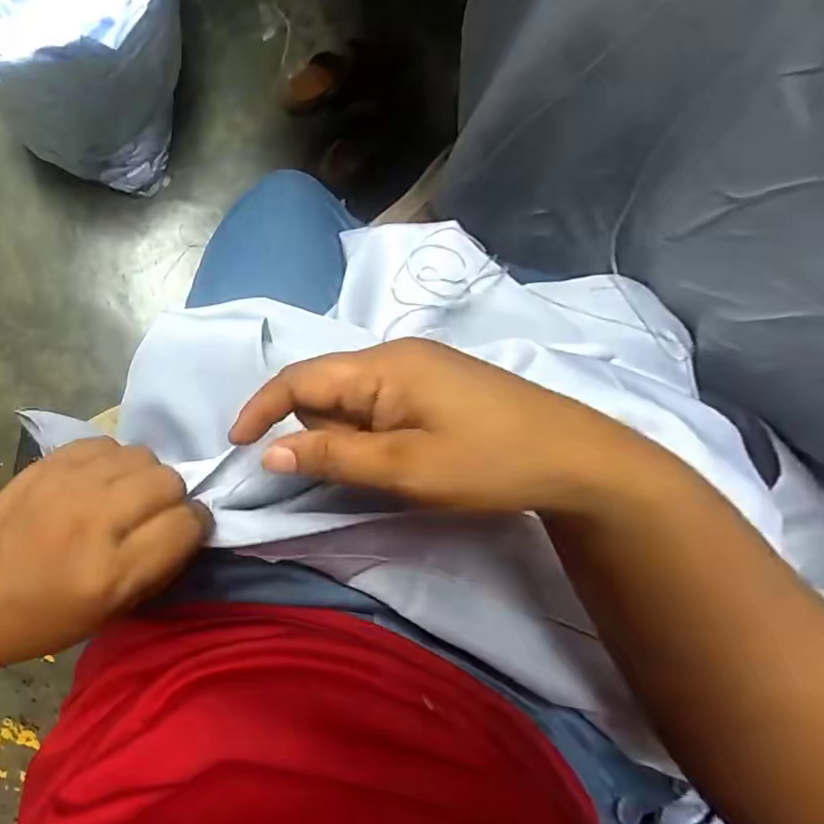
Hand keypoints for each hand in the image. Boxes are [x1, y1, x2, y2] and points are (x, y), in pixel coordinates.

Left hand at [0, 438, 210, 670]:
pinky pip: (102, 443)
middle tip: (154, 516)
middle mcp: (93, 519)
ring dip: (142, 476)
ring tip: (124, 497)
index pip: (186, 523)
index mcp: (111, 571)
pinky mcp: (44, 465)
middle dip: (173, 498)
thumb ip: (155, 568)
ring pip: (139, 454)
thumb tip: (187, 527)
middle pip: (167, 480)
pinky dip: (110, 461)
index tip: (186, 532)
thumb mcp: (109, 614)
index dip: (195, 526)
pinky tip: (97, 482)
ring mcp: (66, 485)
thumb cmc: (40, 621)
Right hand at [228, 338, 683, 515]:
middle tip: (327, 469)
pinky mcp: (434, 384)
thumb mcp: (402, 468)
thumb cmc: (489, 463)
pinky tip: (389, 454)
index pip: (299, 379)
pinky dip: (362, 429)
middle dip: (307, 427)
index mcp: (383, 365)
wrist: (586, 463)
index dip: (261, 408)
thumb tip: (269, 453)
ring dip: (338, 432)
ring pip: (348, 396)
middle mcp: (395, 354)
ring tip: (371, 465)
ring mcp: (418, 367)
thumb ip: (330, 456)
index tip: (237, 444)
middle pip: (322, 385)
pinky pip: (374, 401)